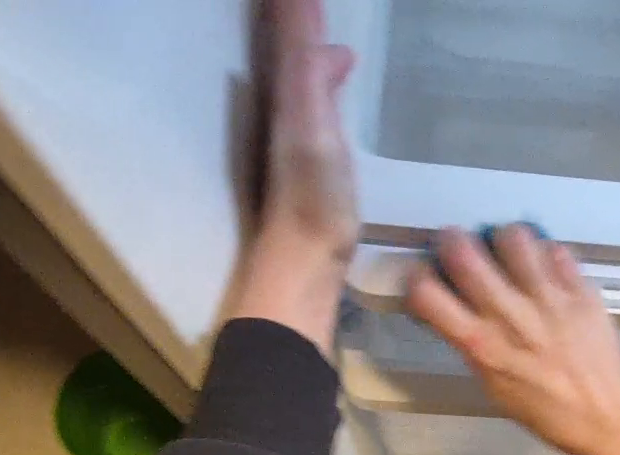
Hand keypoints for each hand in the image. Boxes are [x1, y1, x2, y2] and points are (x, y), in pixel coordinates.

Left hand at [225, 0, 357, 354]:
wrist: (304, 264)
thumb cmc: (313, 201)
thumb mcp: (314, 132)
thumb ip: (310, 78)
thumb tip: (321, 33)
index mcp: (283, 95)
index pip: (285, 30)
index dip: (294, 5)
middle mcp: (283, 105)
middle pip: (284, 42)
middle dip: (296, 12)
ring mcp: (296, 131)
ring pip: (296, 64)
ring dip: (306, 33)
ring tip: (317, 10)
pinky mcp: (311, 156)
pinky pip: (313, 90)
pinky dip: (323, 68)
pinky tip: (336, 72)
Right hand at [406, 226, 619, 454]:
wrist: (602, 416)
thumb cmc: (546, 410)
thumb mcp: (494, 384)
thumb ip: (473, 342)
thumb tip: (456, 306)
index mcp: (481, 346)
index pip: (425, 293)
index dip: (419, 278)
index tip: (427, 277)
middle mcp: (509, 316)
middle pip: (462, 250)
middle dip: (454, 242)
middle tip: (462, 248)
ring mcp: (547, 299)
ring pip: (511, 236)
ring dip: (504, 240)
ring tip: (510, 255)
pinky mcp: (580, 290)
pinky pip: (554, 249)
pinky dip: (546, 253)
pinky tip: (546, 270)